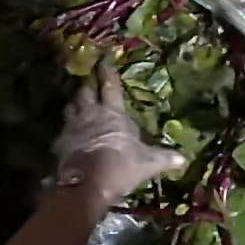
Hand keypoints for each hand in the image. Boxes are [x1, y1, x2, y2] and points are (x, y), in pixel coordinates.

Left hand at [54, 65, 185, 211]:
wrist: (87, 184)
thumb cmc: (120, 166)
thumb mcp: (147, 163)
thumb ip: (164, 158)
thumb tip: (183, 159)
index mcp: (112, 113)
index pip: (110, 86)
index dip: (107, 72)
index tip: (104, 60)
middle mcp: (90, 113)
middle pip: (85, 91)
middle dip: (88, 85)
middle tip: (90, 80)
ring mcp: (73, 127)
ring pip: (71, 106)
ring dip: (75, 103)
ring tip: (78, 102)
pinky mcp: (61, 142)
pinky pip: (63, 130)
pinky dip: (67, 129)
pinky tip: (69, 134)